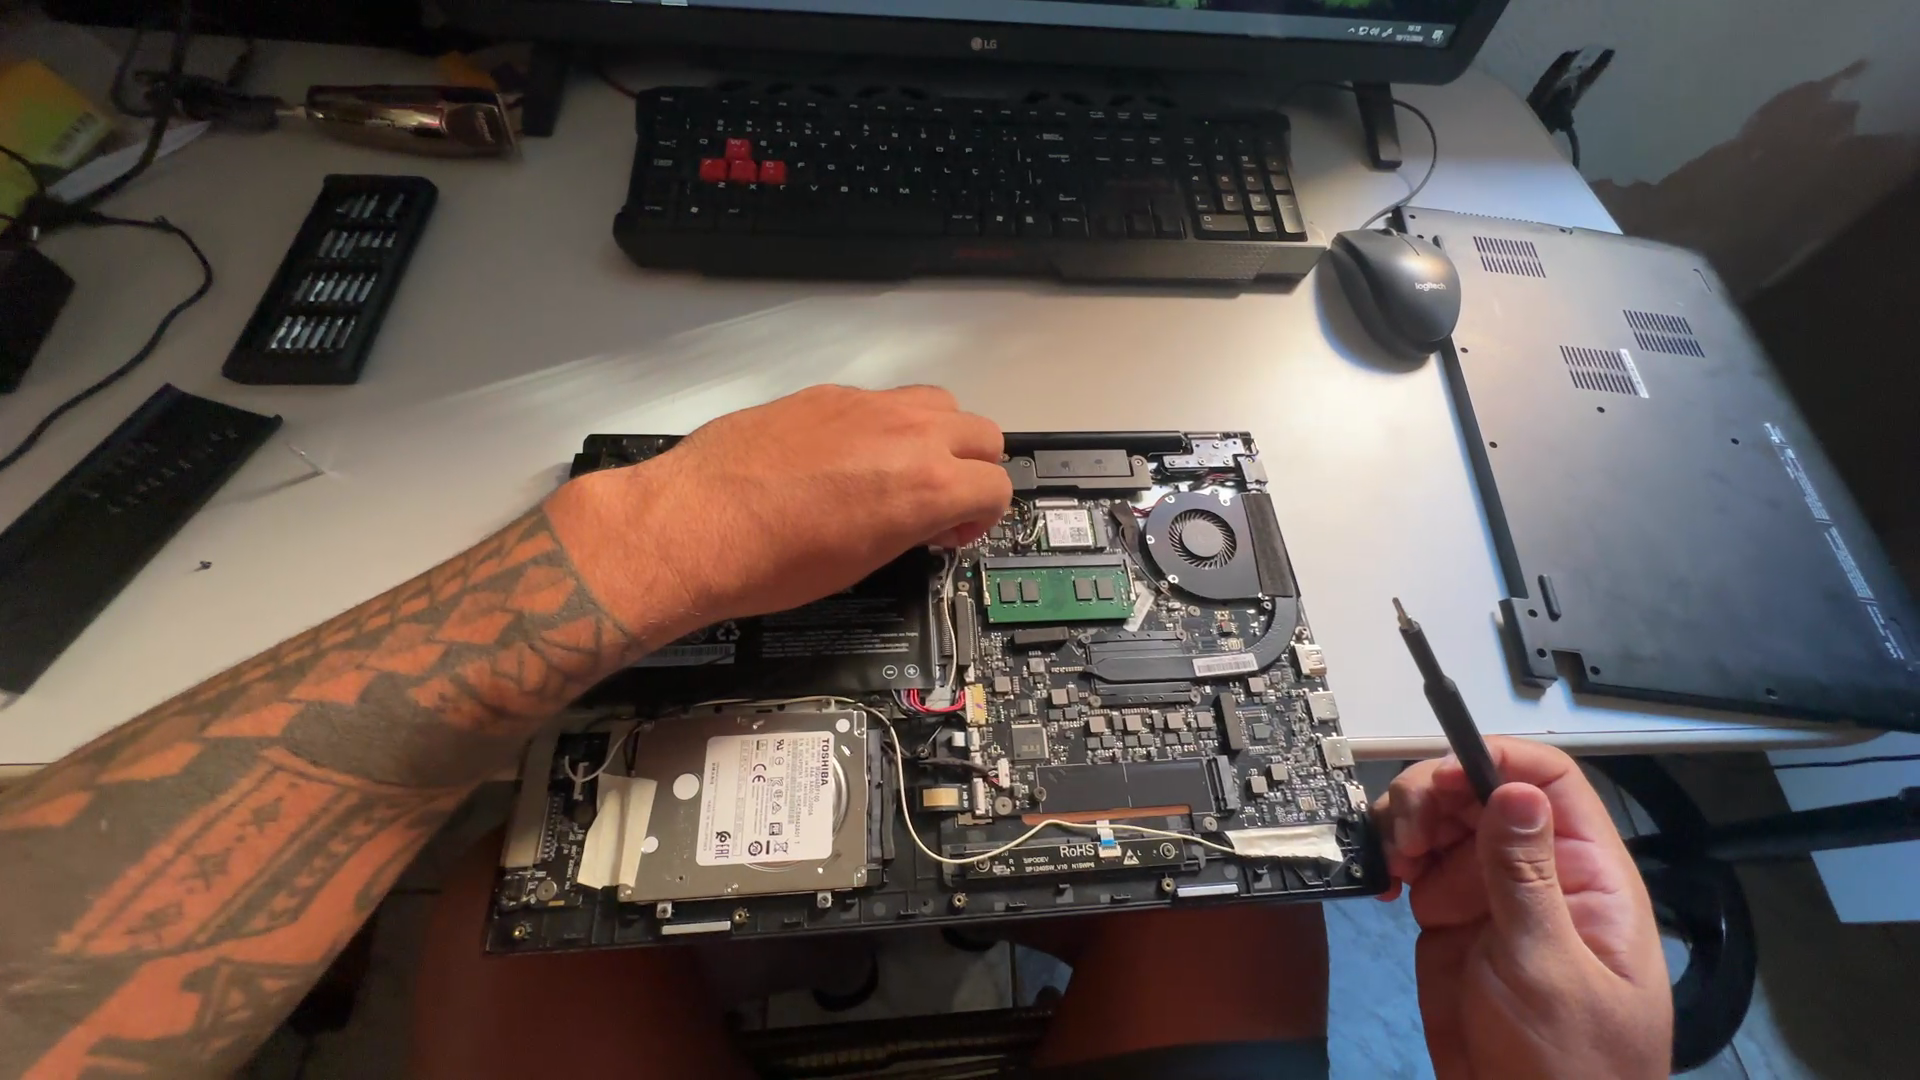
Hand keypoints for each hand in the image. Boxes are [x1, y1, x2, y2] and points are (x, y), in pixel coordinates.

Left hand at [545, 384, 1010, 642]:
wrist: (696, 526)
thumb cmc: (774, 561)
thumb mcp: (866, 561)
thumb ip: (913, 525)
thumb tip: (923, 517)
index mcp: (929, 485)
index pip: (996, 487)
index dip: (982, 517)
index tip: (953, 532)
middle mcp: (908, 434)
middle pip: (984, 433)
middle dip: (974, 469)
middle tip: (941, 500)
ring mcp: (867, 405)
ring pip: (938, 403)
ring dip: (938, 436)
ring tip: (902, 470)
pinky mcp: (827, 393)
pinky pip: (880, 400)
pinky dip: (885, 425)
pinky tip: (848, 455)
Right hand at [1372, 738, 1671, 1079]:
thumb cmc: (1566, 1061)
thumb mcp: (1548, 967)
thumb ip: (1526, 877)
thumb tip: (1515, 789)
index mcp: (1585, 874)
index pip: (1549, 781)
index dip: (1495, 759)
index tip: (1440, 778)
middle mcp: (1534, 867)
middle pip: (1477, 786)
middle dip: (1429, 793)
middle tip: (1402, 833)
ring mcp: (1486, 885)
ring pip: (1437, 813)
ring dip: (1402, 821)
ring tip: (1392, 861)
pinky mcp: (1445, 904)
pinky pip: (1410, 852)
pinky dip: (1387, 852)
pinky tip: (1384, 881)